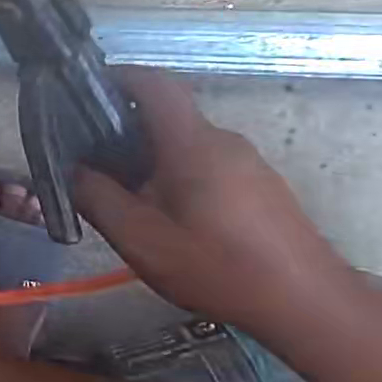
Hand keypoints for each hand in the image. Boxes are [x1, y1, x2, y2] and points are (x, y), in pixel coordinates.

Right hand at [74, 68, 359, 329]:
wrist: (308, 305)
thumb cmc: (218, 266)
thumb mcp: (141, 239)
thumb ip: (98, 199)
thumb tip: (73, 171)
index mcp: (191, 142)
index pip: (155, 84)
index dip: (120, 76)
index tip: (88, 89)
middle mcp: (223, 140)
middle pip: (168, 115)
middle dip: (128, 129)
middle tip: (96, 161)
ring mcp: (248, 162)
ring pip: (187, 143)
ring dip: (153, 158)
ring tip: (129, 197)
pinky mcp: (261, 186)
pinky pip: (209, 164)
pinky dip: (180, 175)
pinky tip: (172, 217)